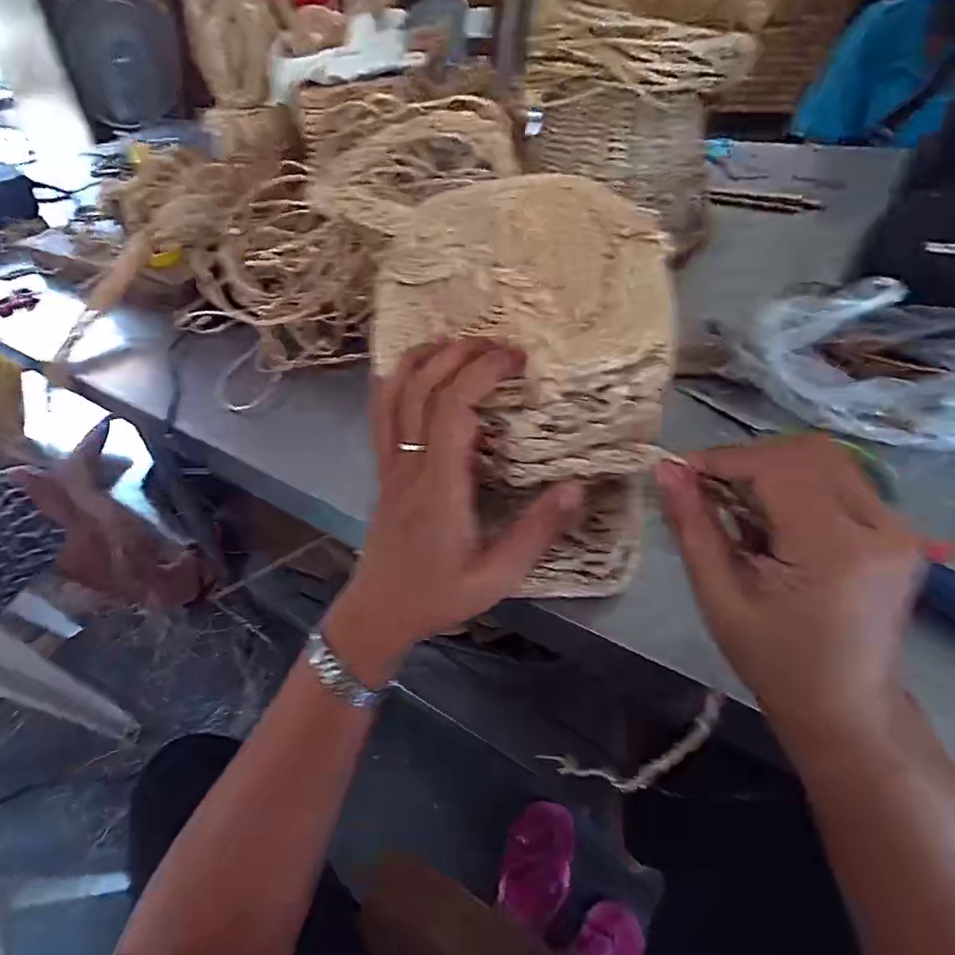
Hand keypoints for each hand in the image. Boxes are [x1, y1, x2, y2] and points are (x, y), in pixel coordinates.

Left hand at [330, 340, 584, 684]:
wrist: (379, 611)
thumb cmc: (438, 596)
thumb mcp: (497, 577)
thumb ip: (536, 532)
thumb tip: (576, 487)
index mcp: (439, 487)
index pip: (453, 409)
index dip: (483, 373)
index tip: (518, 359)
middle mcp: (409, 466)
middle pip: (421, 389)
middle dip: (458, 354)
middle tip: (499, 346)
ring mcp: (390, 465)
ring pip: (392, 395)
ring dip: (422, 359)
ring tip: (458, 344)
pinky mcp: (383, 470)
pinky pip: (381, 415)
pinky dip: (395, 382)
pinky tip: (414, 370)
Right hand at [655, 436, 923, 734]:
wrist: (846, 708)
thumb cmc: (773, 660)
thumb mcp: (718, 595)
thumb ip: (693, 526)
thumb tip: (665, 469)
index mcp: (836, 549)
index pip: (779, 468)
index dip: (723, 459)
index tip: (679, 472)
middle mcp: (881, 528)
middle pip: (809, 453)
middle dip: (747, 459)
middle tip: (706, 488)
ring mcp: (899, 529)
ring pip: (827, 461)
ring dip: (772, 468)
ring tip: (736, 505)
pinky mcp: (898, 533)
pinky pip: (841, 482)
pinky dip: (796, 484)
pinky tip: (770, 519)